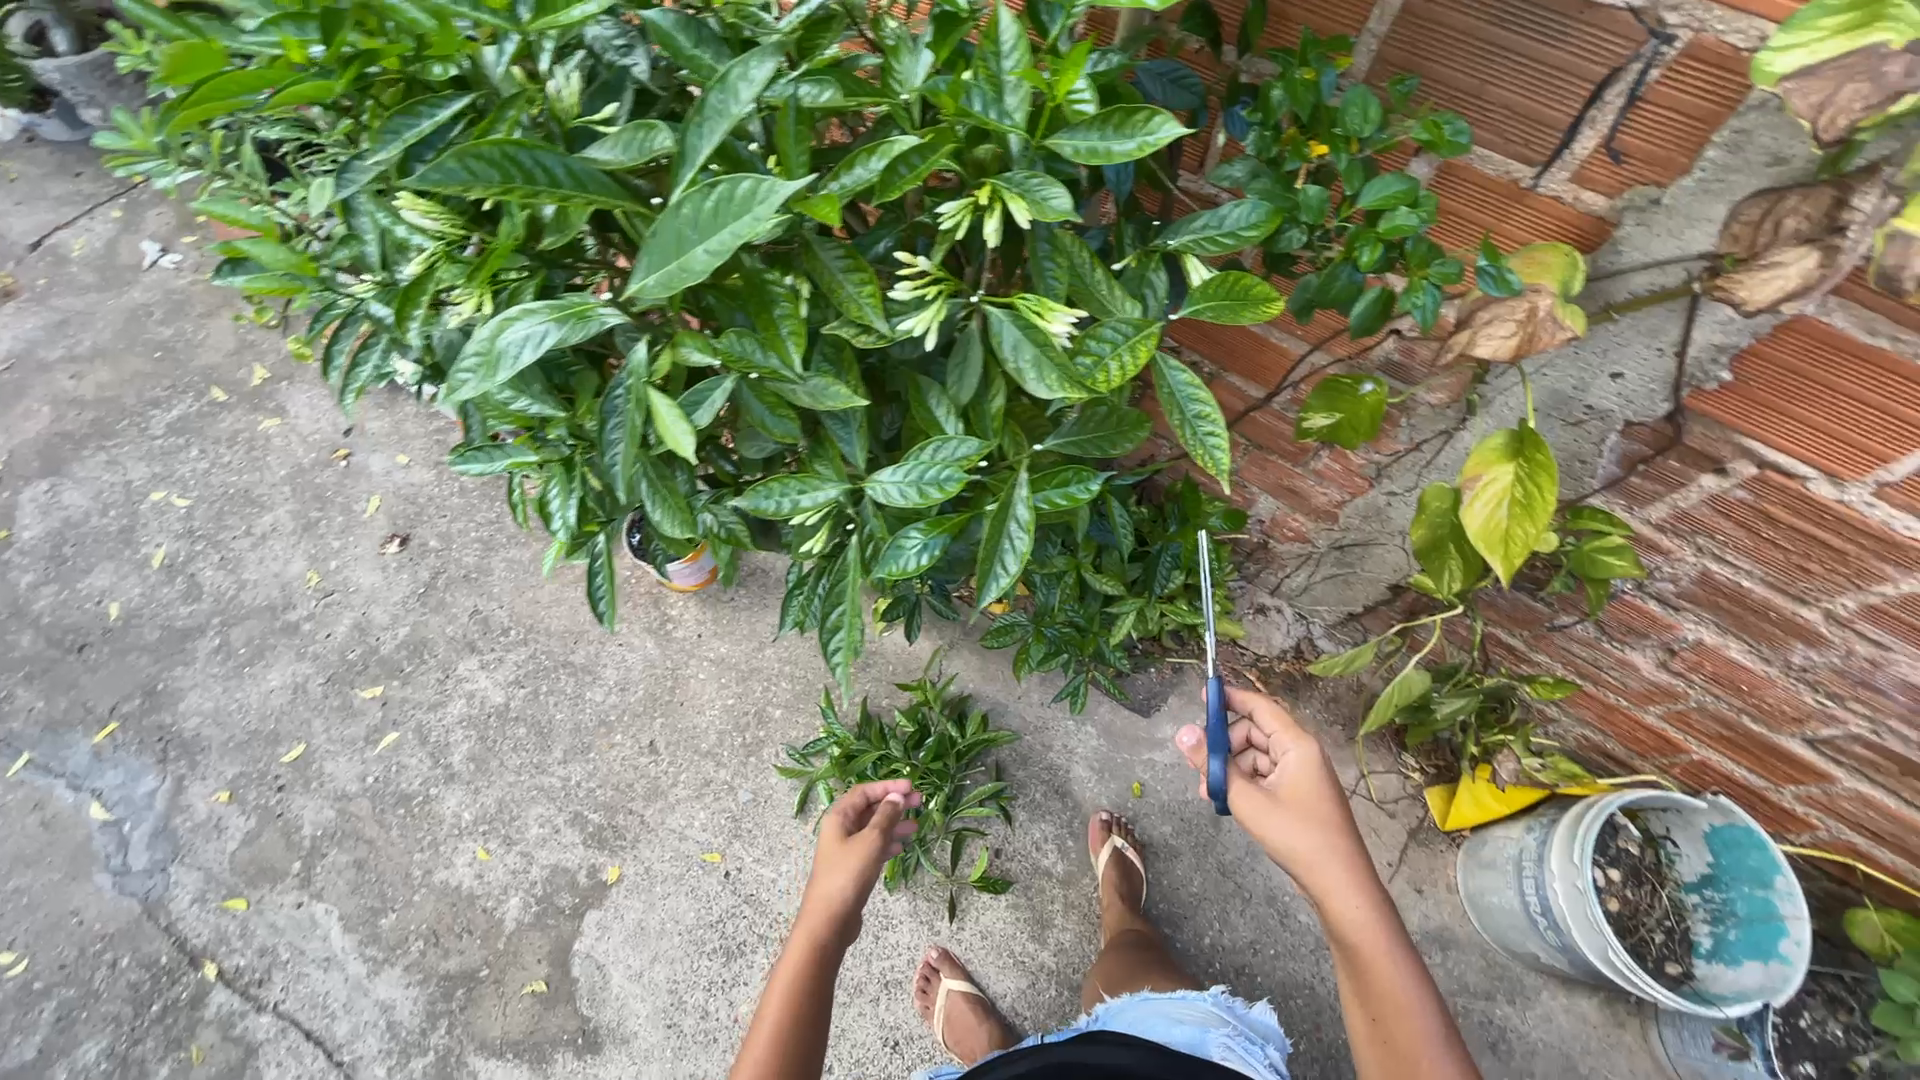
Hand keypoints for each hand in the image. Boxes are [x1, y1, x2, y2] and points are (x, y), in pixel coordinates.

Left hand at [795, 779, 922, 950]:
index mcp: (839, 816)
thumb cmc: (848, 875)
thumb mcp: (871, 841)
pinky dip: (887, 843)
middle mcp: (841, 829)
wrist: (830, 921)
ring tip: (916, 826)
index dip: (887, 786)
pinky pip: (872, 847)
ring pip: (873, 828)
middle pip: (870, 809)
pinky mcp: (852, 867)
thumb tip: (896, 797)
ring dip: (894, 824)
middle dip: (894, 804)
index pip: (864, 791)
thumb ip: (886, 816)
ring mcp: (846, 849)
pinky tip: (901, 847)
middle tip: (919, 802)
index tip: (911, 786)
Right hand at [1175, 685, 1375, 901]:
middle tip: (1199, 765)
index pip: (1260, 706)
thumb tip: (1183, 733)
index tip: (1202, 694)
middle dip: (1224, 746)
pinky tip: (1226, 802)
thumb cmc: (1296, 835)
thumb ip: (1212, 764)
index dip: (1230, 698)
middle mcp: (1301, 752)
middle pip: (1254, 733)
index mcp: (1296, 744)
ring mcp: (1301, 774)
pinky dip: (1244, 784)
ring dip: (1230, 769)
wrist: (1339, 884)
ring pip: (1256, 757)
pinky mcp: (1298, 794)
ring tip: (1210, 793)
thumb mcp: (1246, 799)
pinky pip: (1264, 776)